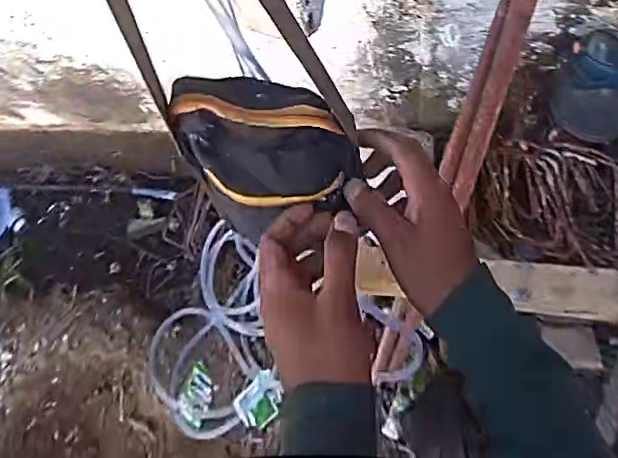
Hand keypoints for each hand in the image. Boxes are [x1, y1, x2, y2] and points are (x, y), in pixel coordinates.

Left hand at [257, 203, 373, 386]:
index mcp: (274, 290)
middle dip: (310, 233)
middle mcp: (276, 299)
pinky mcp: (304, 325)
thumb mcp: (337, 299)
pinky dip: (324, 271)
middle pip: (286, 253)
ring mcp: (289, 313)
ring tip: (345, 241)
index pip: (272, 241)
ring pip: (299, 269)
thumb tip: (342, 218)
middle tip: (338, 223)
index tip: (317, 207)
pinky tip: (345, 268)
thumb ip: (339, 255)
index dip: (292, 220)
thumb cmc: (330, 353)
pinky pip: (309, 287)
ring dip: (319, 251)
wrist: (333, 409)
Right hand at [344, 129, 478, 317]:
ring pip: (408, 176)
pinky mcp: (437, 216)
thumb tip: (352, 185)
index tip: (354, 137)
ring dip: (385, 179)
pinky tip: (378, 217)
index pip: (403, 147)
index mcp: (427, 187)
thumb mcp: (393, 239)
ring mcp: (438, 202)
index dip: (378, 138)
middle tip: (355, 168)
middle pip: (406, 157)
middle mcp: (435, 187)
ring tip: (363, 198)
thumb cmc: (427, 271)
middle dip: (379, 157)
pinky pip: (412, 193)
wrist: (462, 301)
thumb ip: (371, 208)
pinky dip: (394, 196)